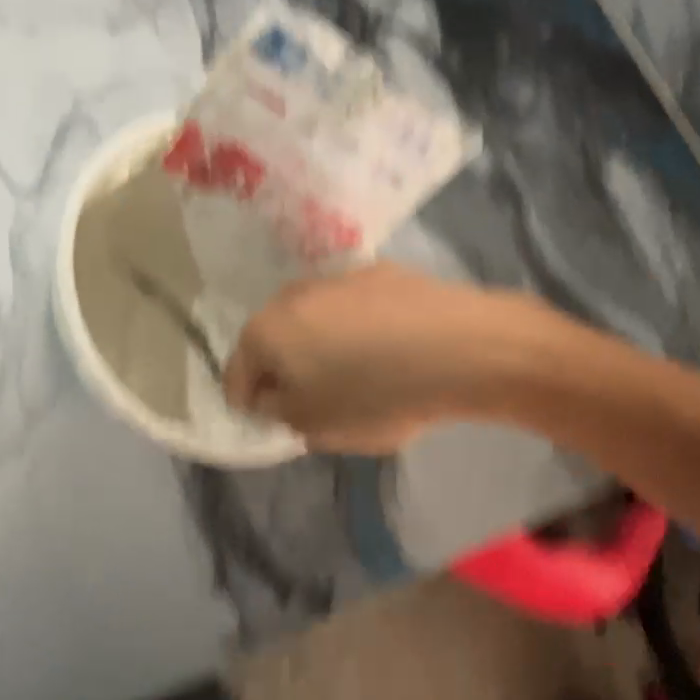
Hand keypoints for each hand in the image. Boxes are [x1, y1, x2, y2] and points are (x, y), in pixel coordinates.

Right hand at [222, 264, 577, 453]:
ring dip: (321, 344)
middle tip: (312, 400)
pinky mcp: (378, 272)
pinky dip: (359, 329)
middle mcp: (288, 296)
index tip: (272, 423)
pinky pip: (354, 309)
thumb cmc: (378, 393)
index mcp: (264, 333)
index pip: (236, 375)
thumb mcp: (317, 427)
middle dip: (284, 369)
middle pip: (272, 341)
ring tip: (358, 374)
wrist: (463, 346)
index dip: (248, 405)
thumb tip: (273, 398)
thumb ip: (280, 414)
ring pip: (313, 320)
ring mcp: (333, 279)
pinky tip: (392, 351)